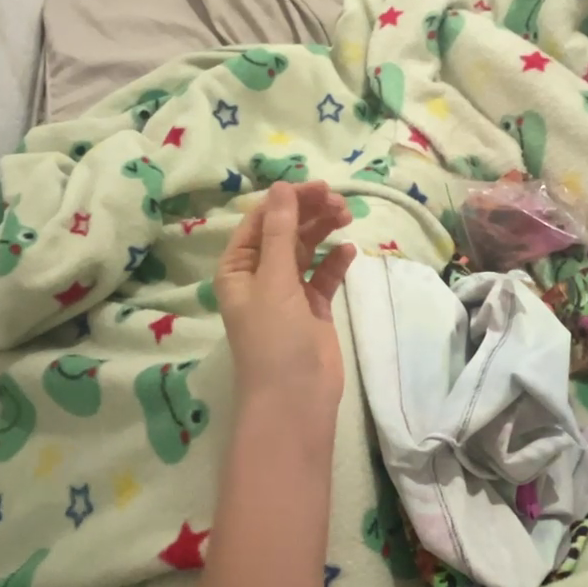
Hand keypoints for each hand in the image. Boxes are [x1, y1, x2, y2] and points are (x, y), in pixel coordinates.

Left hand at [215, 181, 358, 411]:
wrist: (295, 400)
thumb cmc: (275, 338)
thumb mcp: (274, 280)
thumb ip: (282, 232)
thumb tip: (282, 186)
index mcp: (238, 268)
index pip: (261, 221)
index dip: (288, 200)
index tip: (319, 187)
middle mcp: (260, 276)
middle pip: (286, 231)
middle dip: (310, 213)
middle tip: (340, 203)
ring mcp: (287, 293)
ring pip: (306, 249)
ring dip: (324, 231)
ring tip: (347, 217)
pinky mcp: (313, 308)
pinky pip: (323, 275)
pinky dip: (335, 261)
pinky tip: (349, 250)